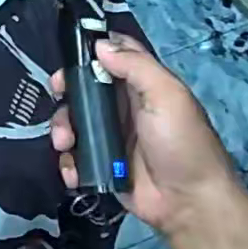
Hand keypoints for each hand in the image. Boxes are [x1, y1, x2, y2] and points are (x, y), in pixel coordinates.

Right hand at [49, 34, 240, 234]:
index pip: (113, 55)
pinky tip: (73, 170)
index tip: (70, 57)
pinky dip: (68, 160)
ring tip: (65, 143)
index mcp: (141, 84)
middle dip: (67, 91)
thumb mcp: (166, 95)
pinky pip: (75, 155)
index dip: (90, 51)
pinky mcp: (101, 164)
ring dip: (63, 128)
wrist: (190, 203)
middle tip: (57, 94)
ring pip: (74, 120)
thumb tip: (100, 44)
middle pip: (84, 87)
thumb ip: (135, 65)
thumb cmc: (181, 142)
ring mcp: (110, 136)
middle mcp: (123, 106)